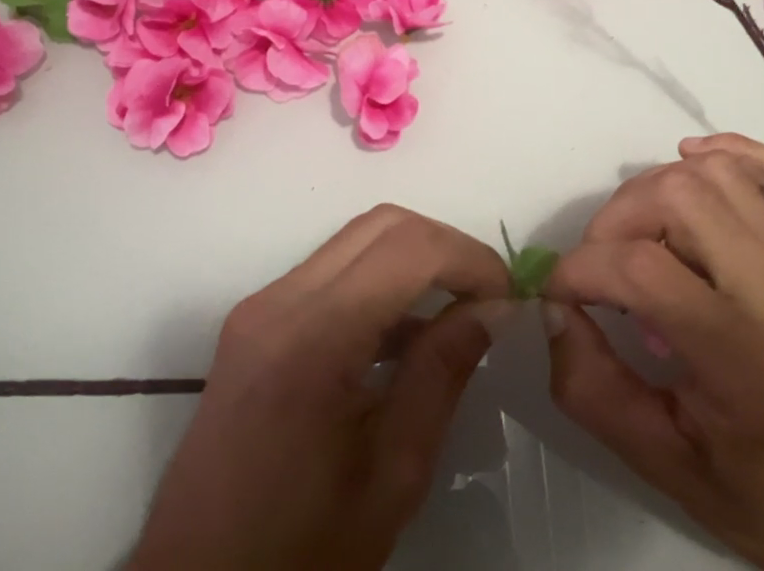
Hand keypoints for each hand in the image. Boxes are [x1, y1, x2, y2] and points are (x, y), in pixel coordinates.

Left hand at [131, 205, 509, 570]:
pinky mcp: (253, 324)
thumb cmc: (303, 545)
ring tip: (458, 315)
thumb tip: (494, 307)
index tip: (509, 299)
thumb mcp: (395, 470)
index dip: (471, 259)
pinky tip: (406, 337)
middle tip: (487, 300)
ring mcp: (259, 309)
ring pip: (354, 242)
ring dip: (414, 261)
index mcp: (313, 339)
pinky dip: (379, 283)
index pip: (408, 248)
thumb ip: (442, 373)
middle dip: (447, 248)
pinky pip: (330, 274)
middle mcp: (278, 303)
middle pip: (380, 225)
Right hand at [542, 133, 763, 570]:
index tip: (558, 298)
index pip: (646, 271)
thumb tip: (555, 312)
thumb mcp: (661, 465)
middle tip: (597, 270)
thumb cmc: (763, 495)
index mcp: (750, 366)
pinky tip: (688, 169)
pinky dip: (726, 153)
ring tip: (634, 239)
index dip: (580, 271)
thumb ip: (592, 390)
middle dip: (614, 221)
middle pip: (682, 198)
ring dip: (654, 190)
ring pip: (719, 174)